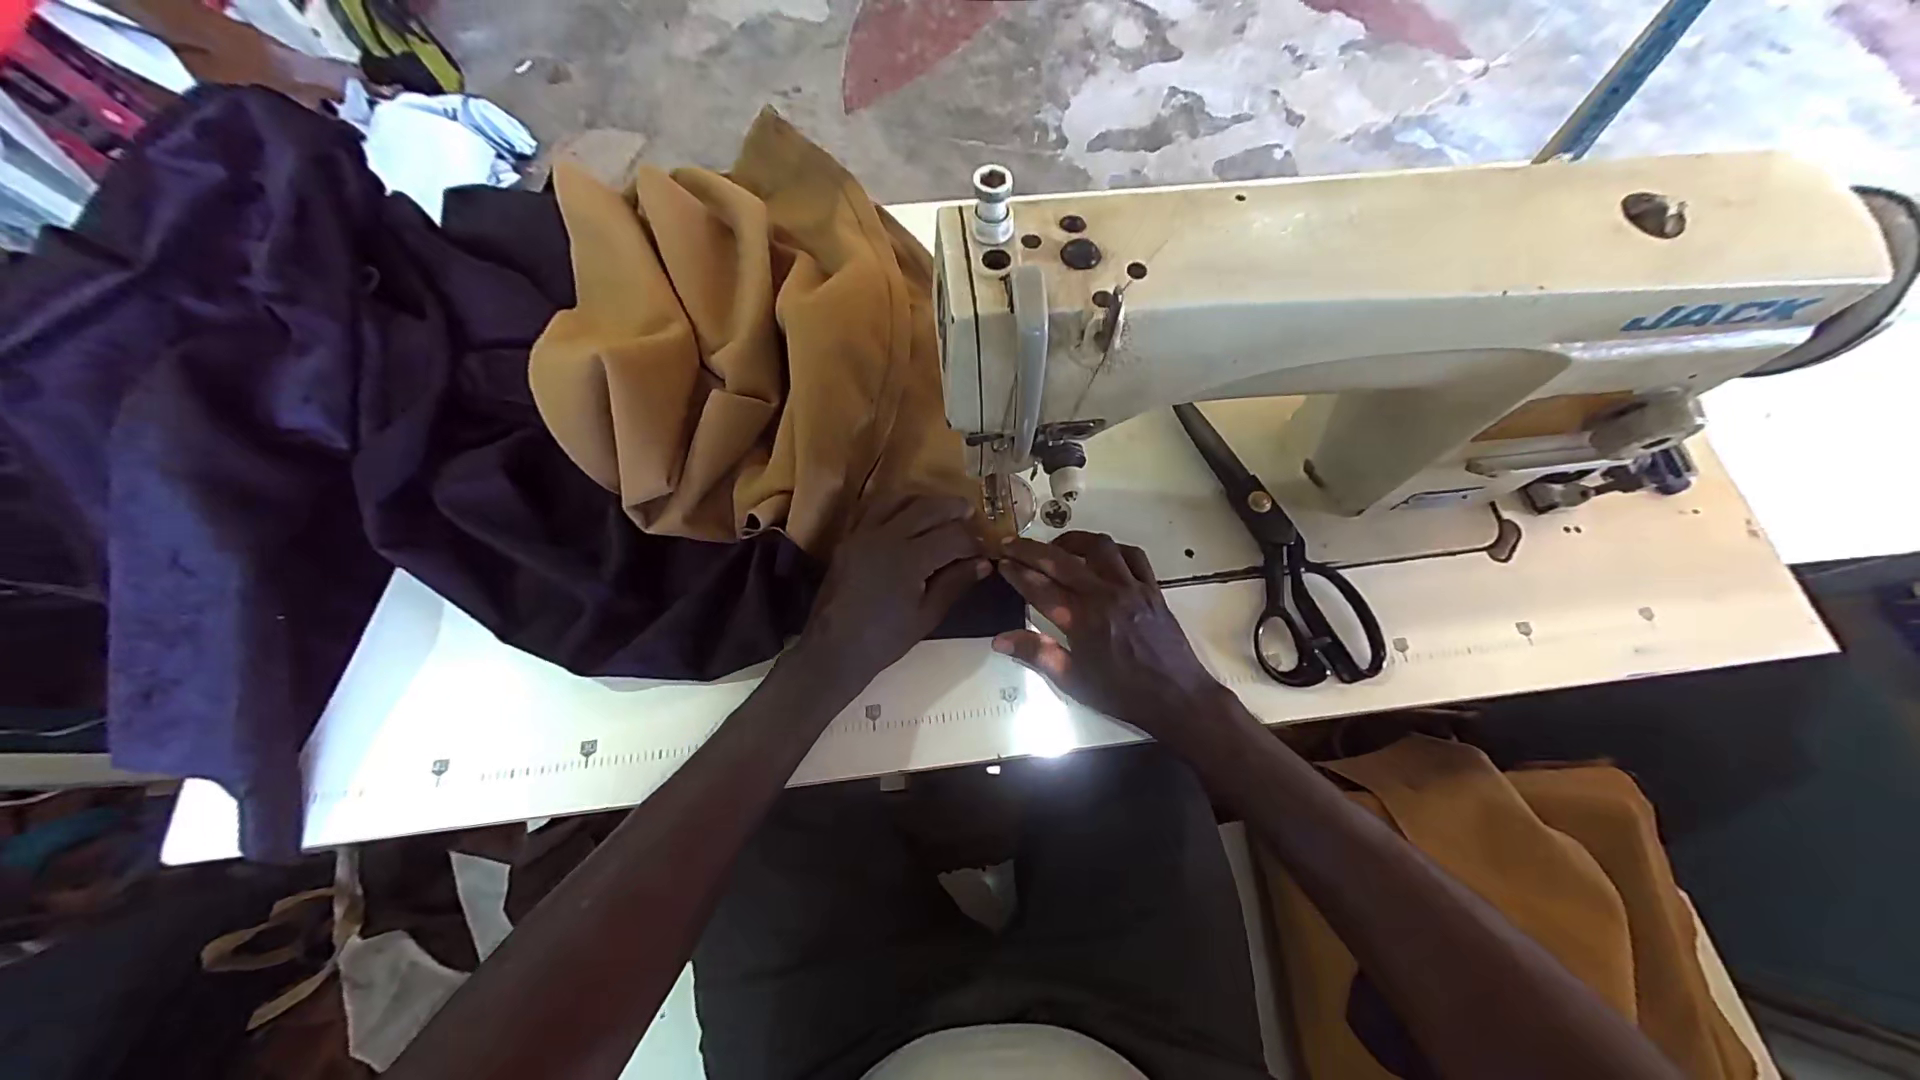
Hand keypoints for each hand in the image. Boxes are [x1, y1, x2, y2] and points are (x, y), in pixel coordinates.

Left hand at [801, 493, 991, 689]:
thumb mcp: (927, 614)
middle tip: (970, 511)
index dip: (972, 541)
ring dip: (922, 500)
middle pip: (926, 508)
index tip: (984, 548)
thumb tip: (983, 563)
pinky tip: (904, 514)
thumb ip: (955, 583)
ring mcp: (863, 534)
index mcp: (910, 558)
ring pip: (897, 500)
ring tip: (939, 508)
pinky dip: (893, 505)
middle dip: (952, 508)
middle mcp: (886, 536)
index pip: (952, 537)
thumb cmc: (885, 639)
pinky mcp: (848, 539)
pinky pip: (872, 509)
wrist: (835, 648)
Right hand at [994, 532, 1227, 739]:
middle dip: (1031, 550)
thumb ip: (1036, 654)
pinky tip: (1101, 555)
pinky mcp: (1152, 588)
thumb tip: (1000, 640)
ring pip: (1099, 547)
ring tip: (1055, 546)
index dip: (1016, 572)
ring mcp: (1131, 588)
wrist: (1177, 697)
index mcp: (1082, 620)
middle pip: (1061, 560)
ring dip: (1072, 541)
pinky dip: (1113, 549)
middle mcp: (1105, 595)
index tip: (1000, 562)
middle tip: (1011, 544)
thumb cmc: (1121, 693)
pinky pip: (1133, 555)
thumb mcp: (1073, 680)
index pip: (1039, 587)